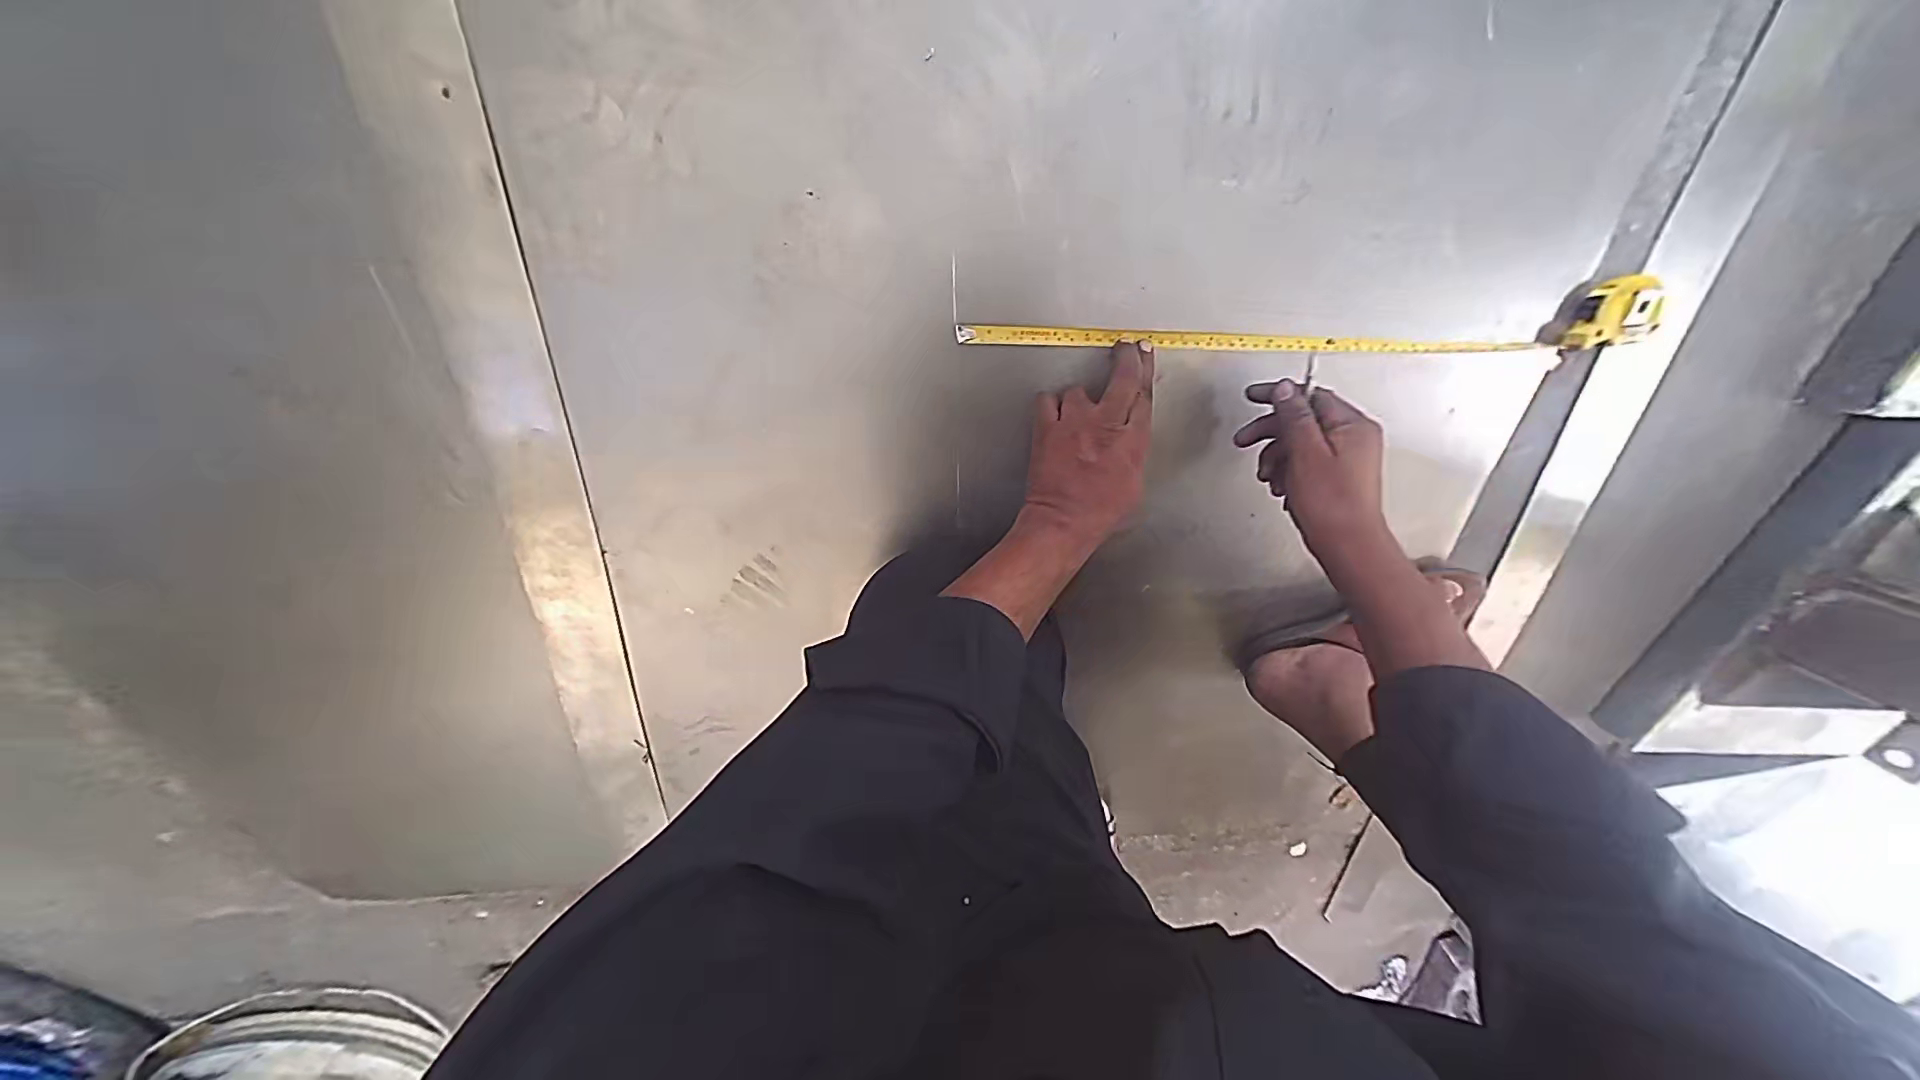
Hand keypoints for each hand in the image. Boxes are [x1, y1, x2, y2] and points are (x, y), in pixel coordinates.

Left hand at [1020, 341, 1154, 550]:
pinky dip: (1051, 403)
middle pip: (1123, 377)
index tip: (1146, 358)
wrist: (1063, 522)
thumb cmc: (1098, 512)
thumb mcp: (1134, 484)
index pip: (1144, 395)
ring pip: (1078, 389)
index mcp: (1132, 440)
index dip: (1146, 373)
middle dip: (1127, 358)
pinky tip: (1054, 413)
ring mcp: (1074, 423)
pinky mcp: (1047, 428)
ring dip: (1079, 397)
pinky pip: (1048, 399)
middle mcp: (1105, 425)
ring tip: (1076, 413)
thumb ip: (1133, 451)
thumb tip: (1129, 438)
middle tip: (1126, 347)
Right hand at [1231, 380, 1386, 551]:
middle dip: (1270, 432)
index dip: (1278, 395)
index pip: (1309, 395)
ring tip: (1269, 474)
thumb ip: (1294, 417)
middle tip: (1246, 439)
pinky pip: (1303, 460)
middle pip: (1301, 419)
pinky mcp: (1335, 474)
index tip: (1254, 396)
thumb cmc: (1333, 505)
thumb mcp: (1306, 453)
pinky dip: (1286, 470)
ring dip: (1276, 456)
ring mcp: (1345, 456)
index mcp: (1352, 425)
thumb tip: (1284, 391)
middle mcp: (1353, 437)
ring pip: (1298, 442)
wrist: (1346, 543)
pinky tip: (1281, 485)